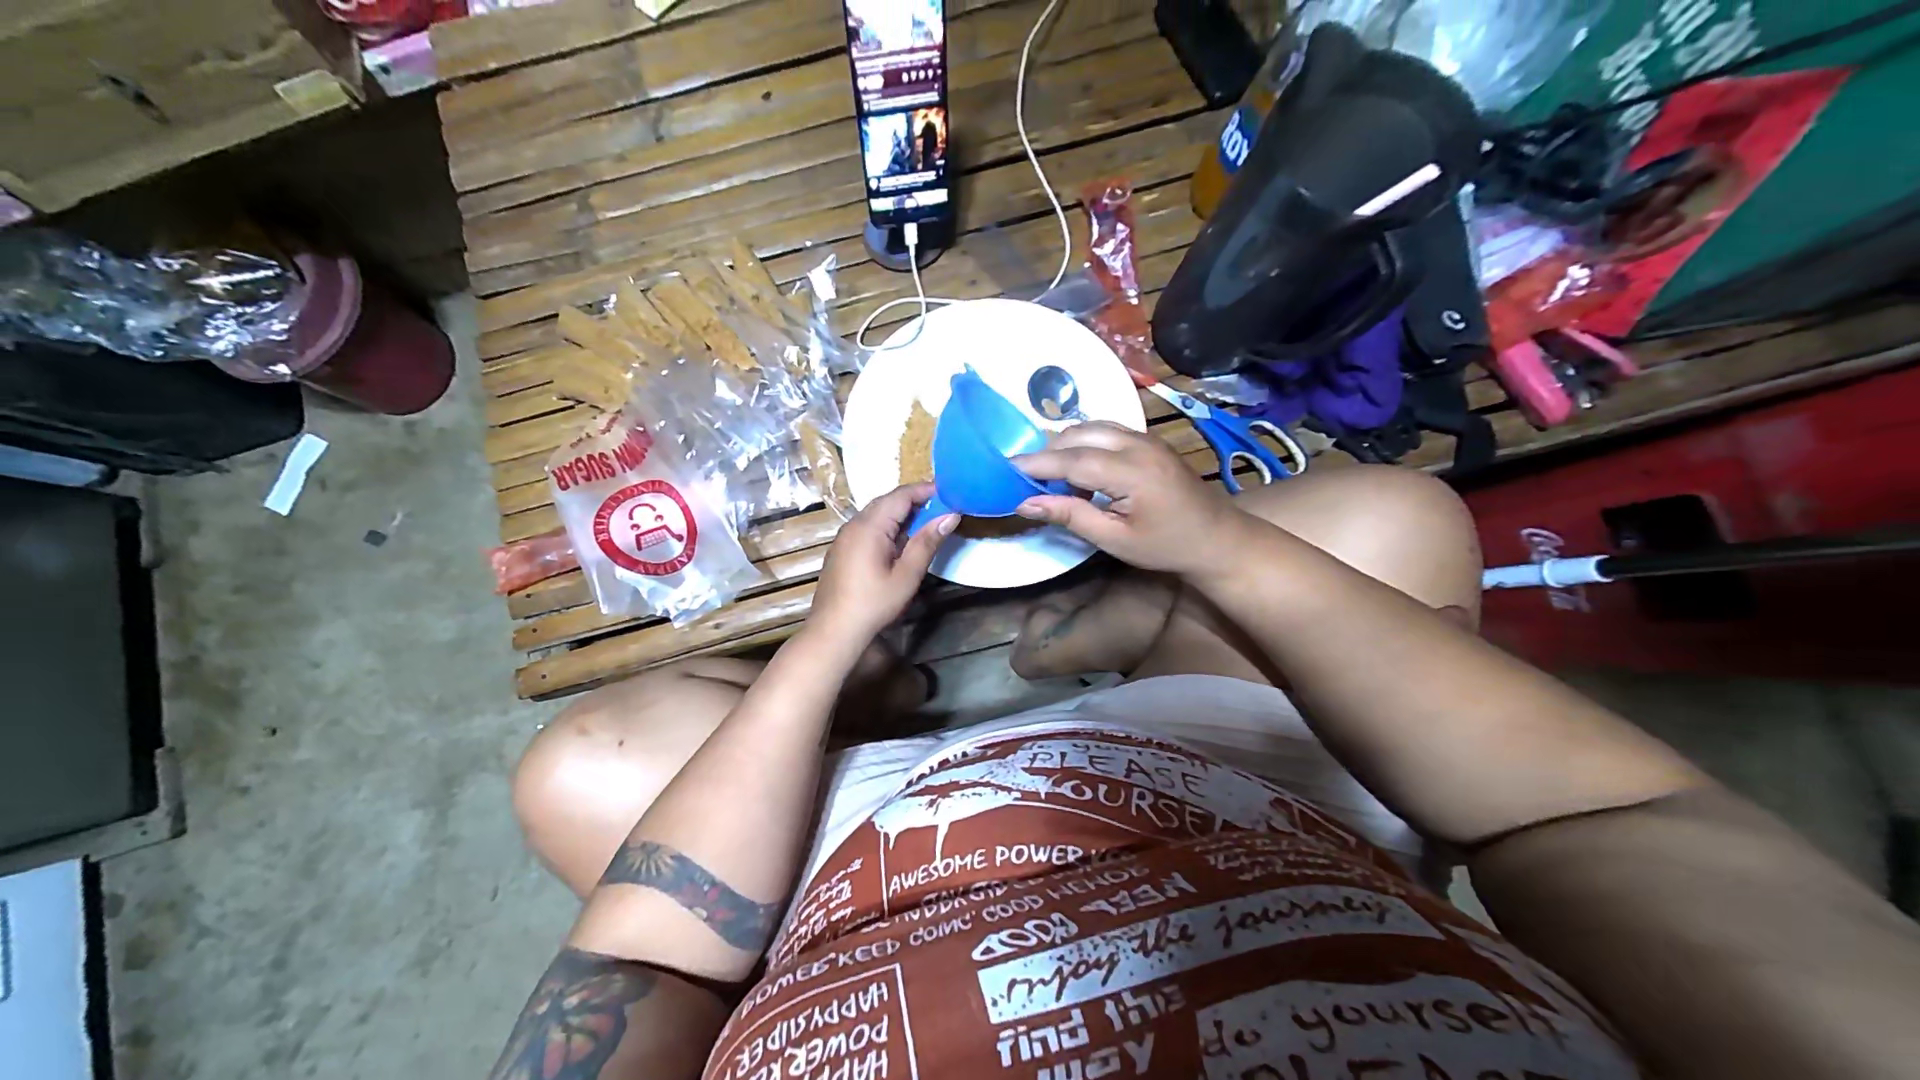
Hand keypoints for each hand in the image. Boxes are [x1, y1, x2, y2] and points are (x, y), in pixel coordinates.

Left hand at [805, 482, 956, 653]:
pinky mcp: (842, 549)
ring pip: (876, 514)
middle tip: (942, 508)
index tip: (950, 493)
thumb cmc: (874, 603)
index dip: (925, 490)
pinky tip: (900, 542)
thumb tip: (951, 515)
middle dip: (914, 501)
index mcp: (870, 526)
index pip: (901, 495)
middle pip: (887, 501)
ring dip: (901, 514)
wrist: (834, 629)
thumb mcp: (907, 574)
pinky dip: (887, 526)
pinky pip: (867, 527)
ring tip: (926, 522)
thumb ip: (927, 541)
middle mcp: (854, 524)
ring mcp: (845, 536)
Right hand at [1014, 422, 1248, 576]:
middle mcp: (1138, 445)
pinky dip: (1084, 442)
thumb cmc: (1165, 546)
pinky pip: (1107, 429)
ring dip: (1066, 444)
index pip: (1073, 459)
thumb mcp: (1114, 539)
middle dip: (1049, 451)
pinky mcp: (1149, 439)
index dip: (1037, 462)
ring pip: (1092, 426)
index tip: (1007, 467)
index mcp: (1132, 472)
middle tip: (1027, 476)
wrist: (1216, 537)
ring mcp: (1146, 438)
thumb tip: (1026, 504)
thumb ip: (1070, 516)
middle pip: (1079, 435)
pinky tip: (1079, 467)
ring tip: (1051, 473)